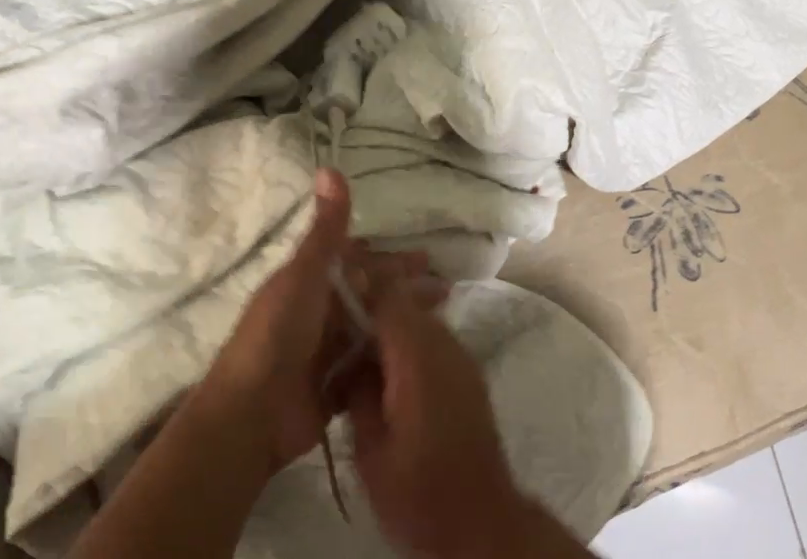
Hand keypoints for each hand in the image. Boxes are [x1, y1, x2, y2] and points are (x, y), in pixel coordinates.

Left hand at [211, 168, 445, 472]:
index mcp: (307, 284)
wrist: (251, 416)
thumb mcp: (305, 274)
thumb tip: (329, 166)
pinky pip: (369, 368)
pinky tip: (420, 360)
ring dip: (403, 324)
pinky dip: (391, 361)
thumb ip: (325, 229)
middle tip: (447, 290)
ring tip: (442, 324)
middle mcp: (316, 315)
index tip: (427, 256)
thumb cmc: (278, 335)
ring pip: (373, 330)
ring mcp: (324, 354)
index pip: (355, 263)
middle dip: (404, 291)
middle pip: (369, 297)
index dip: (390, 258)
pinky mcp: (333, 390)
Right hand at [346, 284, 546, 558]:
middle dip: (371, 308)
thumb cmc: (418, 491)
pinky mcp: (468, 376)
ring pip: (421, 324)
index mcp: (418, 357)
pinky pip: (434, 345)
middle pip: (406, 305)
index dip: (359, 287)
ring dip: (390, 330)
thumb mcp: (370, 448)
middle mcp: (446, 346)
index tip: (328, 293)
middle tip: (332, 327)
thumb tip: (350, 360)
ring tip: (353, 353)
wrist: (478, 519)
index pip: (389, 297)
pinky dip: (408, 348)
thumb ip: (358, 393)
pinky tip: (383, 374)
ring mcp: (462, 359)